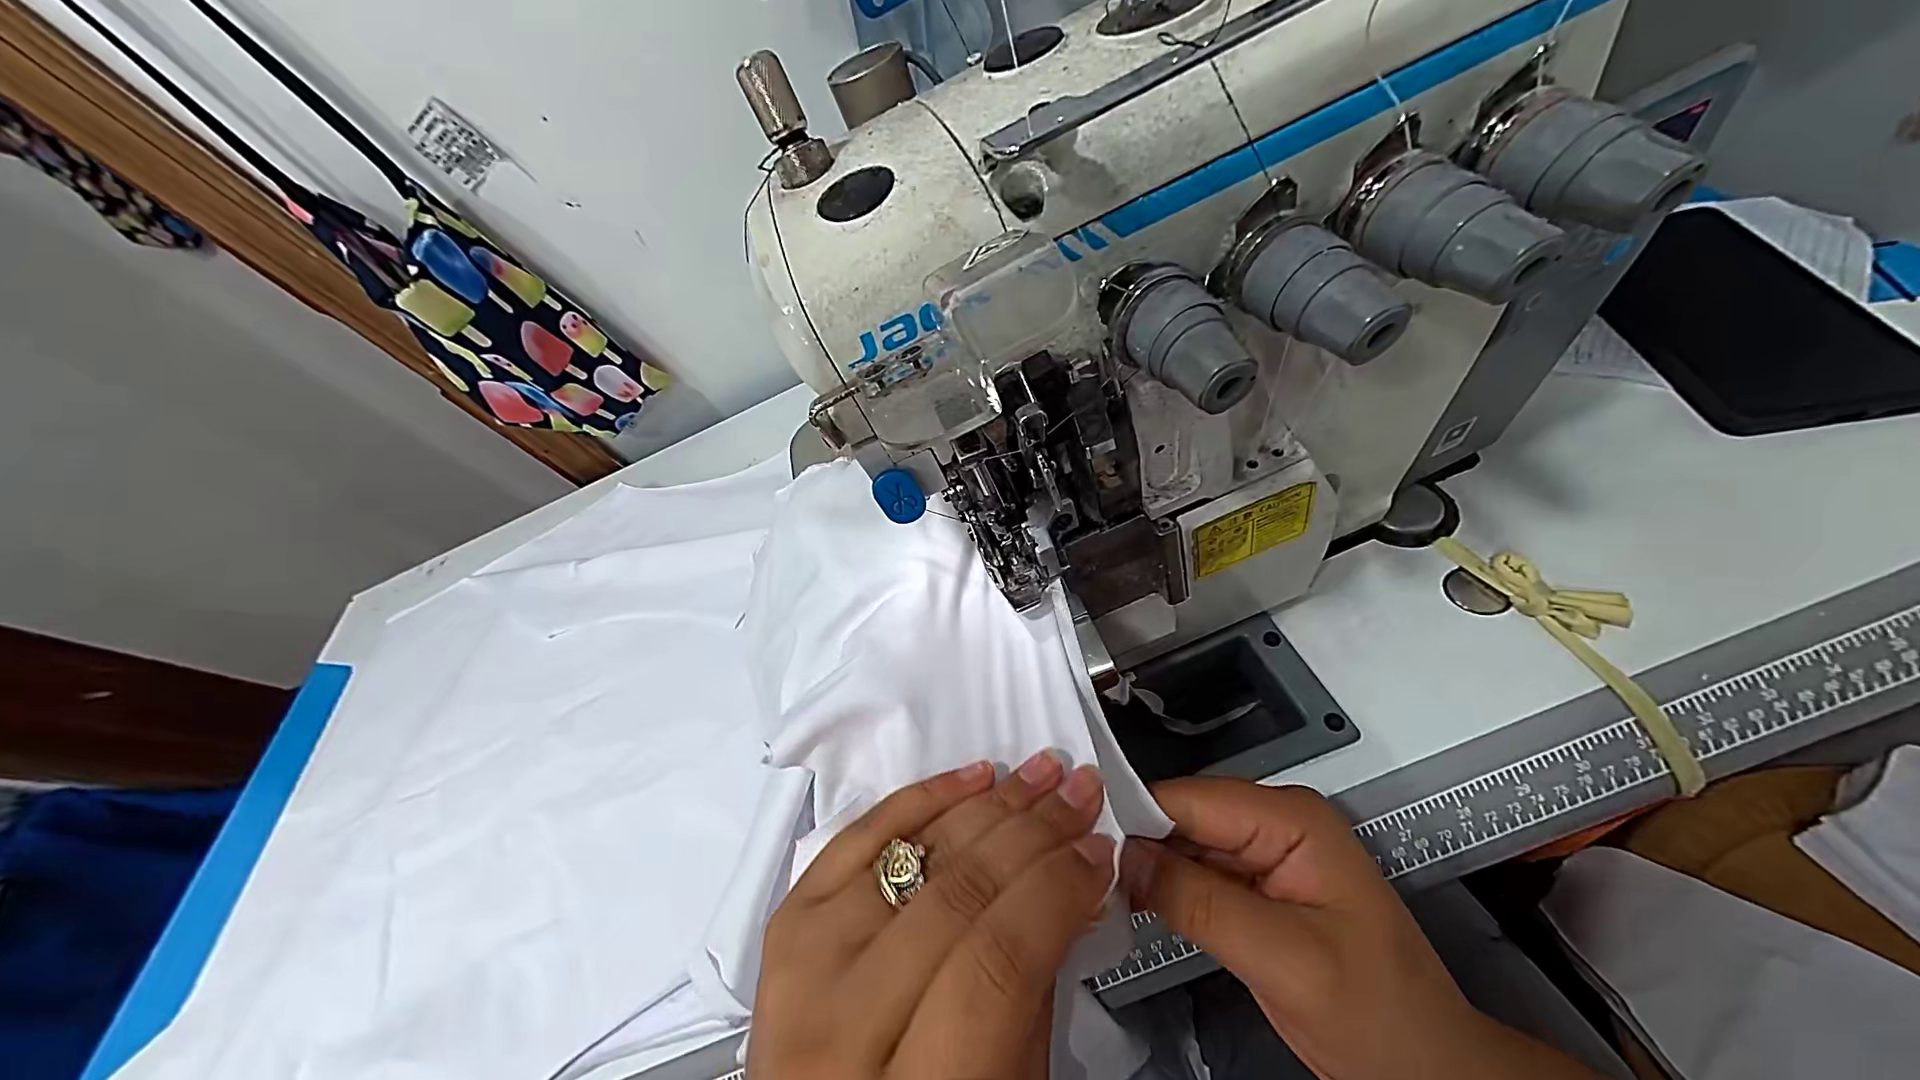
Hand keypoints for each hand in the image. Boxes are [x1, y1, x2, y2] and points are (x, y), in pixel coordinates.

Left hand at [749, 753, 1113, 1079]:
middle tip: (1079, 797)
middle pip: (956, 894)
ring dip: (988, 804)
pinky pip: (857, 836)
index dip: (1057, 890)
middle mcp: (840, 1026)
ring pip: (913, 853)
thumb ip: (1035, 988)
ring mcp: (805, 966)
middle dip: (1034, 832)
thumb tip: (1072, 885)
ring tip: (1039, 776)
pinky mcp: (788, 923)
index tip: (1097, 852)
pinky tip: (970, 778)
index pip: (996, 959)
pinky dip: (920, 799)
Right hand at [1121, 778, 1605, 1079]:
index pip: (1188, 798)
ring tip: (1103, 890)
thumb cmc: (1376, 1012)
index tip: (1083, 841)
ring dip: (1145, 868)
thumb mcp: (1285, 958)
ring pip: (1178, 843)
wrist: (1426, 1069)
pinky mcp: (1248, 883)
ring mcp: (1259, 851)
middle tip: (1087, 873)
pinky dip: (1162, 888)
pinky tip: (1134, 903)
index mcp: (1288, 818)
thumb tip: (1126, 857)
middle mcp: (1270, 821)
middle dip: (1135, 843)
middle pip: (1179, 815)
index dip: (1133, 815)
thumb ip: (1200, 901)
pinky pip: (1191, 871)